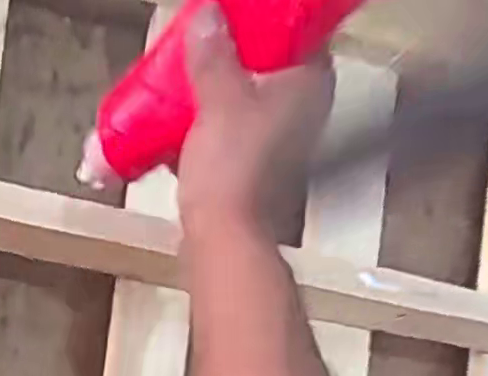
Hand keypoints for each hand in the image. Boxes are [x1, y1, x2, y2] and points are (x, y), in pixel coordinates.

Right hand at [176, 6, 333, 238]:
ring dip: (217, 96)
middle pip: (270, 70)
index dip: (270, 21)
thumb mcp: (218, 97)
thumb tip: (209, 14)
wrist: (222, 240)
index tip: (236, 16)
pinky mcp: (252, 179)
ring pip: (246, 108)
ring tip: (185, 80)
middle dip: (235, 58)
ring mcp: (278, 151)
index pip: (302, 32)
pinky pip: (229, 143)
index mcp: (309, 84)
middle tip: (204, 42)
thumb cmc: (230, 165)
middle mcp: (303, 115)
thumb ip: (213, 52)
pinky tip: (178, 126)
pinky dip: (207, 134)